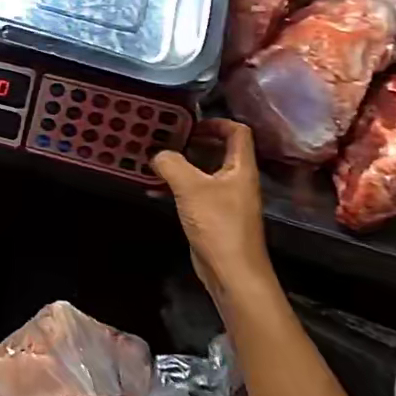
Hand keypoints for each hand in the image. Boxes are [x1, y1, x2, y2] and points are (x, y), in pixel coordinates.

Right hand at [151, 119, 274, 299]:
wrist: (232, 272)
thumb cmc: (218, 224)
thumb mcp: (190, 188)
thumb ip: (171, 164)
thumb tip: (158, 155)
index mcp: (241, 168)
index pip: (238, 132)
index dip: (216, 122)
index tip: (189, 123)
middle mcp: (237, 180)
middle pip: (220, 150)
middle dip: (193, 142)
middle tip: (166, 139)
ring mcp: (227, 200)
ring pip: (204, 172)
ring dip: (181, 165)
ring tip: (156, 161)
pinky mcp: (214, 217)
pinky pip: (195, 192)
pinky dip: (177, 187)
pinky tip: (154, 190)